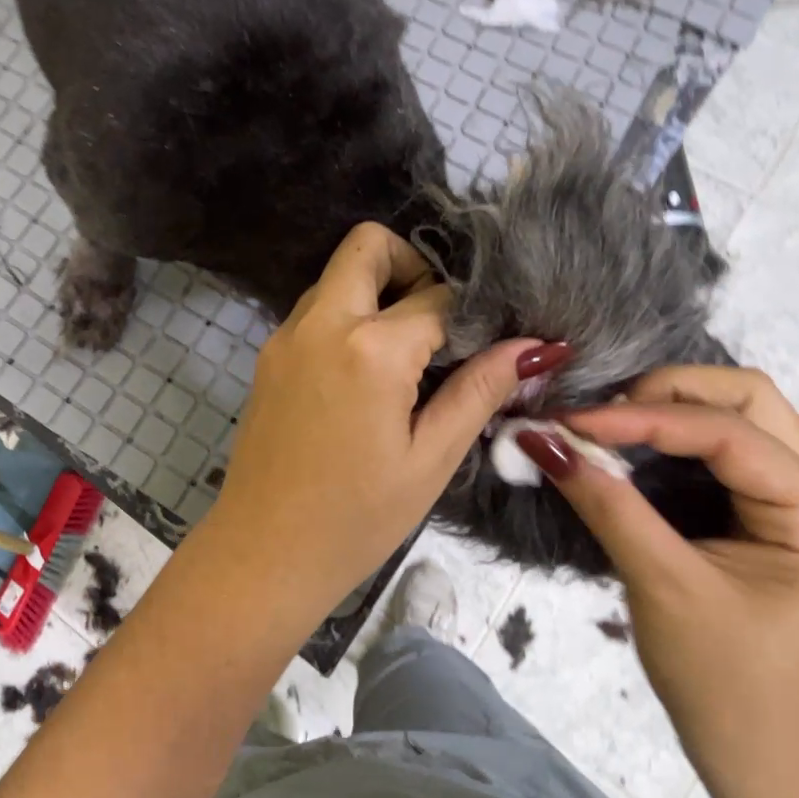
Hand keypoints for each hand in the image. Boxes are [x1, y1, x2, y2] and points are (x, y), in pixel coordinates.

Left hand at [211, 223, 564, 607]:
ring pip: (336, 277)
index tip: (491, 345)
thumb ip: (479, 391)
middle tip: (438, 325)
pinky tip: (367, 376)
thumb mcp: (430, 459)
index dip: (474, 316)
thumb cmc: (355, 518)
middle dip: (411, 266)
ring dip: (375, 292)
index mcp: (369, 348)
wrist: (262, 551)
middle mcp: (319, 324)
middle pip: (368, 246)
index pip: (438, 298)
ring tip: (407, 356)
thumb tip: (535, 346)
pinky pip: (313, 312)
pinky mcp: (267, 357)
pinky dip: (346, 319)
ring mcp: (284, 337)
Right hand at [517, 367, 798, 774]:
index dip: (643, 417)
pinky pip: (725, 450)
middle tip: (598, 415)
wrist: (761, 748)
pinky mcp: (773, 515)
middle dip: (668, 393)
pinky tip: (627, 447)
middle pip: (751, 400)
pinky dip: (673, 437)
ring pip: (741, 417)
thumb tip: (538, 439)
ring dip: (670, 409)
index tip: (569, 421)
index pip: (730, 433)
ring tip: (604, 426)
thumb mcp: (660, 584)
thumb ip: (606, 504)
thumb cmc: (722, 678)